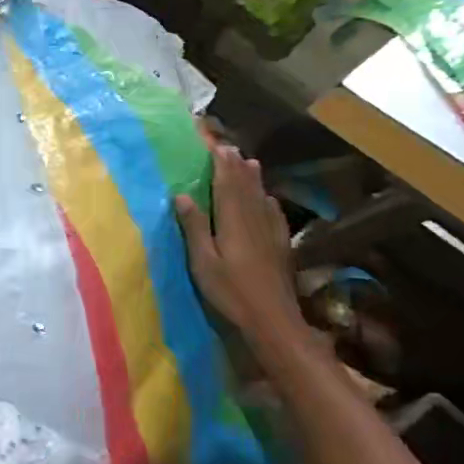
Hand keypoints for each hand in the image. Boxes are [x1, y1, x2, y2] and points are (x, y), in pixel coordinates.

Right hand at [174, 136, 298, 336]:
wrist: (274, 319)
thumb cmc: (231, 291)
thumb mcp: (203, 261)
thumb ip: (194, 227)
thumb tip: (182, 195)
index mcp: (233, 220)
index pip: (227, 183)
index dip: (221, 162)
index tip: (214, 144)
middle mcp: (254, 219)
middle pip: (245, 185)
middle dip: (235, 165)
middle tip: (228, 147)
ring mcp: (271, 232)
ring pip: (261, 196)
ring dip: (252, 177)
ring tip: (248, 161)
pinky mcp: (280, 245)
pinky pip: (274, 213)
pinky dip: (267, 200)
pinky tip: (268, 199)